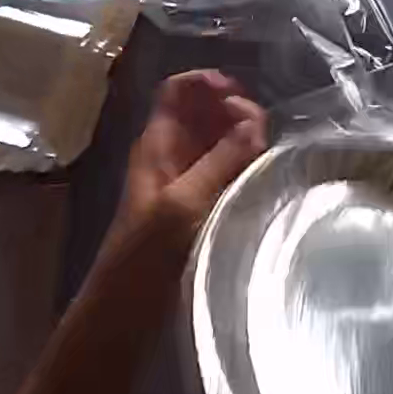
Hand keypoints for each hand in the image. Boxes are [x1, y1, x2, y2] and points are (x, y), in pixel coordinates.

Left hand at [110, 70, 267, 262]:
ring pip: (217, 137)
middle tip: (261, 128)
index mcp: (156, 143)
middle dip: (233, 108)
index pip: (178, 90)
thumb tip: (256, 122)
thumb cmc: (145, 253)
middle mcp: (171, 152)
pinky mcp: (199, 201)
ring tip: (266, 147)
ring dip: (242, 134)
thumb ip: (220, 161)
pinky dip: (244, 159)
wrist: (126, 310)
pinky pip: (225, 165)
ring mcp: (186, 177)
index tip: (240, 93)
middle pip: (203, 110)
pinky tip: (262, 169)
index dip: (207, 82)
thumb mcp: (183, 203)